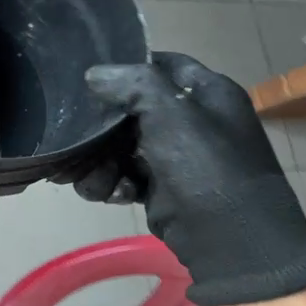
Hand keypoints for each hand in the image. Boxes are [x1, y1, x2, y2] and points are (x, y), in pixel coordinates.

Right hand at [72, 52, 305, 305]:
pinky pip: (118, 174)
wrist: (229, 239)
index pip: (159, 65)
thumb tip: (96, 72)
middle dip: (98, 128)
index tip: (87, 81)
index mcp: (206, 94)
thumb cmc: (207, 170)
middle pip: (126, 109)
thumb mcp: (174, 117)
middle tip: (76, 139)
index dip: (124, 69)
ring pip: (114, 145)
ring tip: (98, 180)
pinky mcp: (157, 184)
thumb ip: (136, 85)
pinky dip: (109, 184)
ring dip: (97, 162)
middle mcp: (189, 120)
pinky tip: (113, 195)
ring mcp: (172, 154)